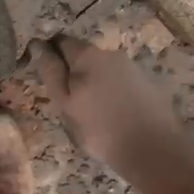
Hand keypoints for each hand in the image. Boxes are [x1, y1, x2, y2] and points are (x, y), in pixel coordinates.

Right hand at [32, 37, 193, 177]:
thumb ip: (50, 70)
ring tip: (91, 113)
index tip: (44, 77)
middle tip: (66, 102)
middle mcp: (111, 53)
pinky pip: (121, 84)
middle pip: (82, 55)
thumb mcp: (65, 102)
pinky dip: (112, 94)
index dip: (48, 54)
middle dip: (72, 71)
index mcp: (87, 54)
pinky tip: (114, 117)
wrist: (156, 152)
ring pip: (103, 70)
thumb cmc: (100, 128)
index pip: (59, 41)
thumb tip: (37, 44)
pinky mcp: (150, 86)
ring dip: (93, 84)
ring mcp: (134, 69)